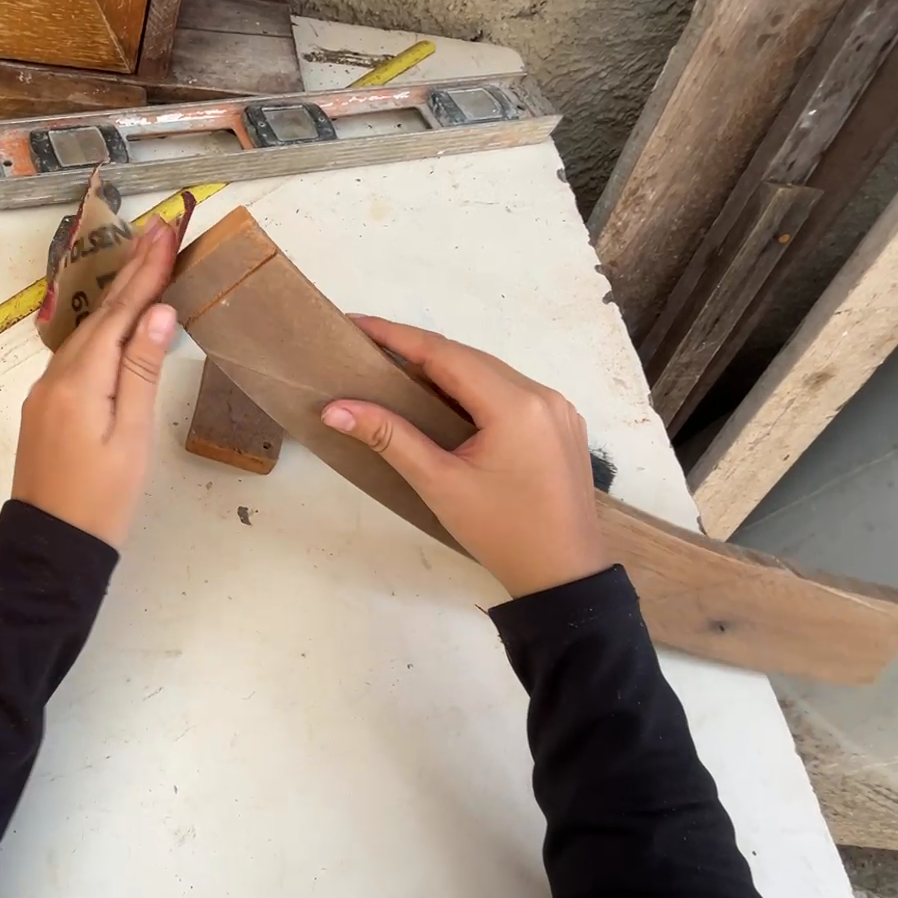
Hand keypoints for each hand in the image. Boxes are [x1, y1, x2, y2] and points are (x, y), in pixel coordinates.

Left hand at [12, 221, 180, 547]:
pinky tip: (115, 324)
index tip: (165, 232)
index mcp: (80, 382)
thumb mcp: (131, 438)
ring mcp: (44, 393)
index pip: (119, 314)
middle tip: (155, 231)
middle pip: (100, 317)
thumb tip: (157, 313)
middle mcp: (55, 378)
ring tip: (142, 265)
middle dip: (129, 273)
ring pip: (86, 336)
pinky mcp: (44, 409)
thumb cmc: (102, 500)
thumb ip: (141, 373)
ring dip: (115, 300)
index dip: (144, 273)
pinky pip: (76, 358)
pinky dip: (101, 333)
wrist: (50, 546)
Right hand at [320, 317, 608, 597]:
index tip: (356, 324)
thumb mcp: (437, 483)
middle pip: (468, 359)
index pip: (445, 354)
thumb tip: (335, 408)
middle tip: (366, 348)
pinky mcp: (558, 426)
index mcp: (515, 404)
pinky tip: (439, 400)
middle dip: (415, 350)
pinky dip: (467, 389)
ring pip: (488, 374)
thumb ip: (388, 437)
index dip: (397, 336)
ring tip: (393, 371)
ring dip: (441, 370)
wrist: (563, 574)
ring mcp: (556, 409)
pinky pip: (505, 392)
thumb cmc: (498, 530)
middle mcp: (542, 395)